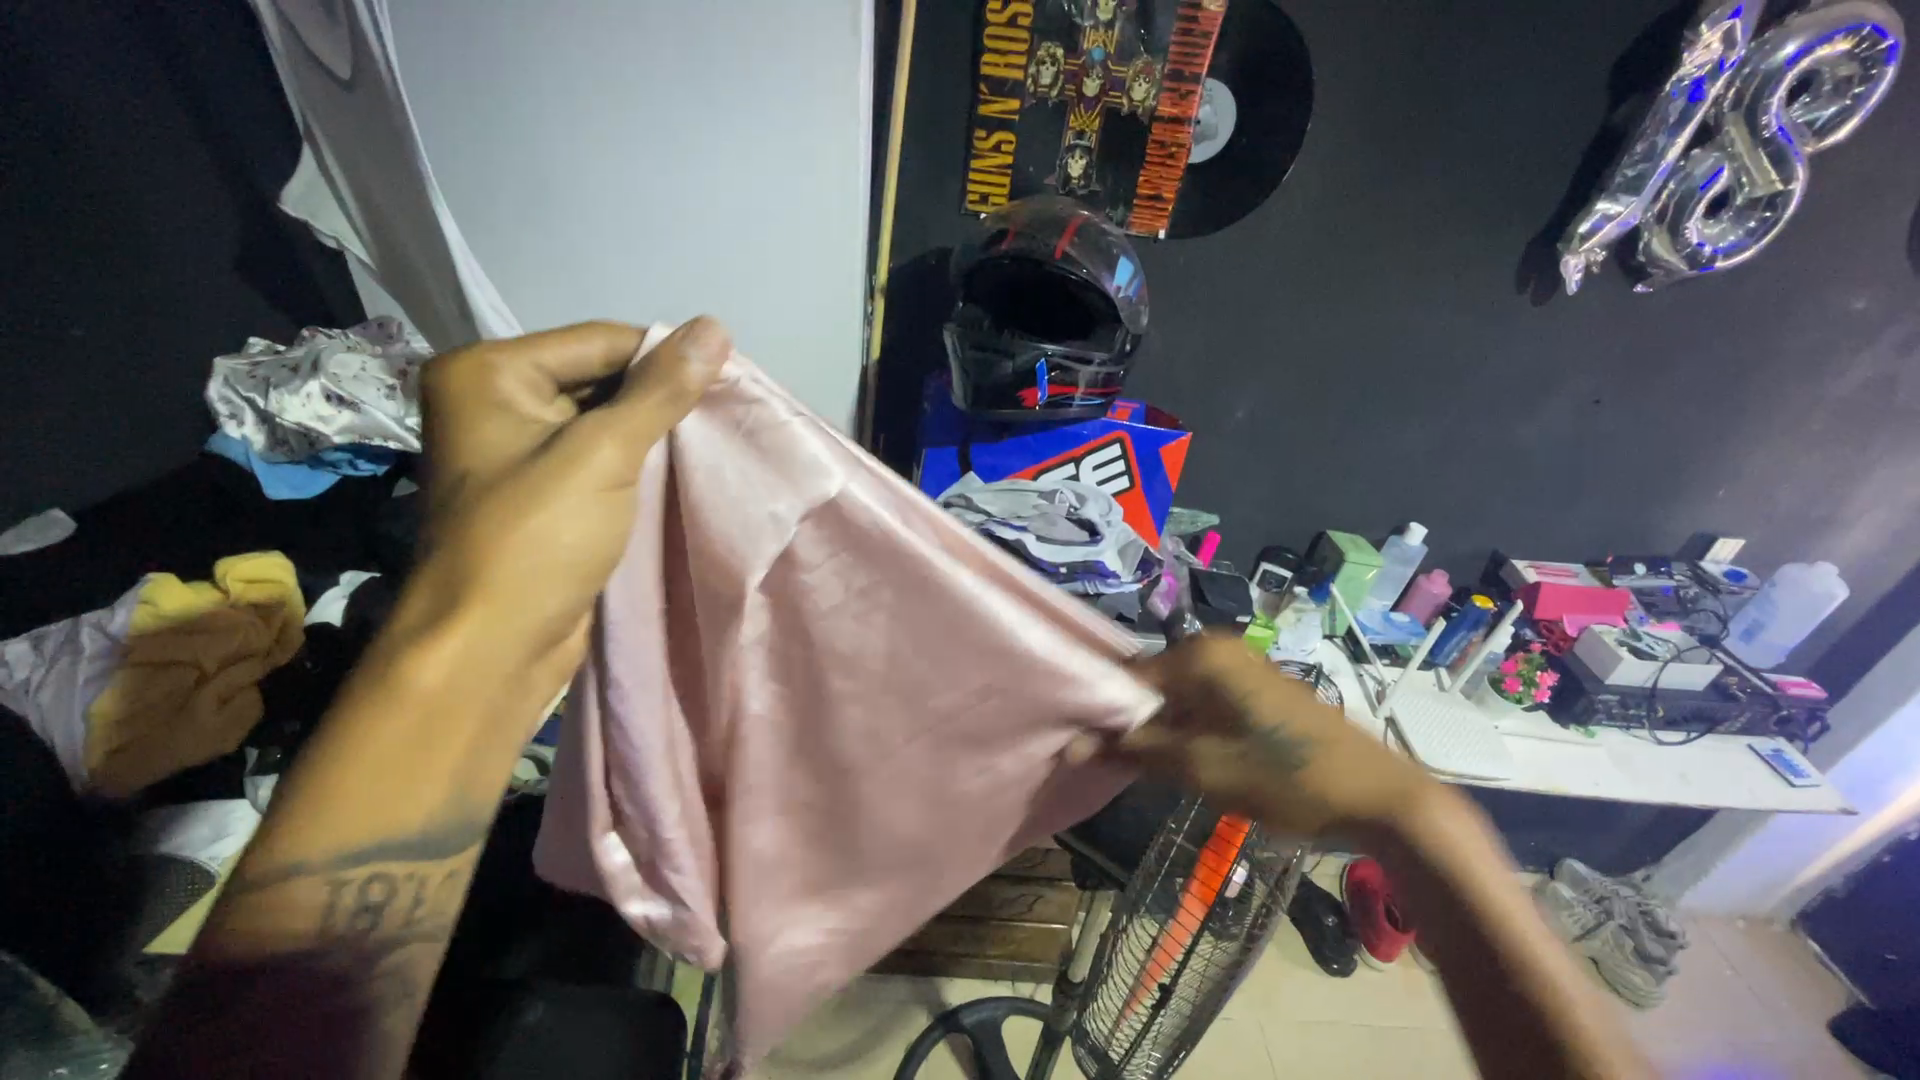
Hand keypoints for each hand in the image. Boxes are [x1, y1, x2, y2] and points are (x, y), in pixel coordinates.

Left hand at [406, 318, 729, 686]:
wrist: (492, 647)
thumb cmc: (536, 538)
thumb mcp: (604, 453)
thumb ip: (661, 390)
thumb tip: (715, 326)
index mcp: (488, 372)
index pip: (599, 341)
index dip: (666, 356)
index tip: (730, 376)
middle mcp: (494, 400)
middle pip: (600, 377)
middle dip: (661, 396)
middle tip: (726, 410)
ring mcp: (516, 450)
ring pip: (604, 420)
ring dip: (654, 431)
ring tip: (714, 437)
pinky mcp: (541, 493)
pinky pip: (599, 458)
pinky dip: (639, 461)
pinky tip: (682, 467)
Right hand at [1114, 635, 1439, 840]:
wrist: (1382, 800)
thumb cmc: (1286, 778)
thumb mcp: (1200, 769)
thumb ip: (1133, 751)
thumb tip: (1070, 746)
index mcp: (1201, 653)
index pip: (1126, 676)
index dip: (1103, 713)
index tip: (1085, 749)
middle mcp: (1220, 648)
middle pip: (1154, 685)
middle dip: (1134, 724)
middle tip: (1118, 766)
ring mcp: (1246, 669)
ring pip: (1181, 698)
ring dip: (1163, 732)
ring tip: (1151, 771)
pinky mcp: (1263, 693)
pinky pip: (1208, 705)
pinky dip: (1192, 731)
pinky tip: (1193, 765)